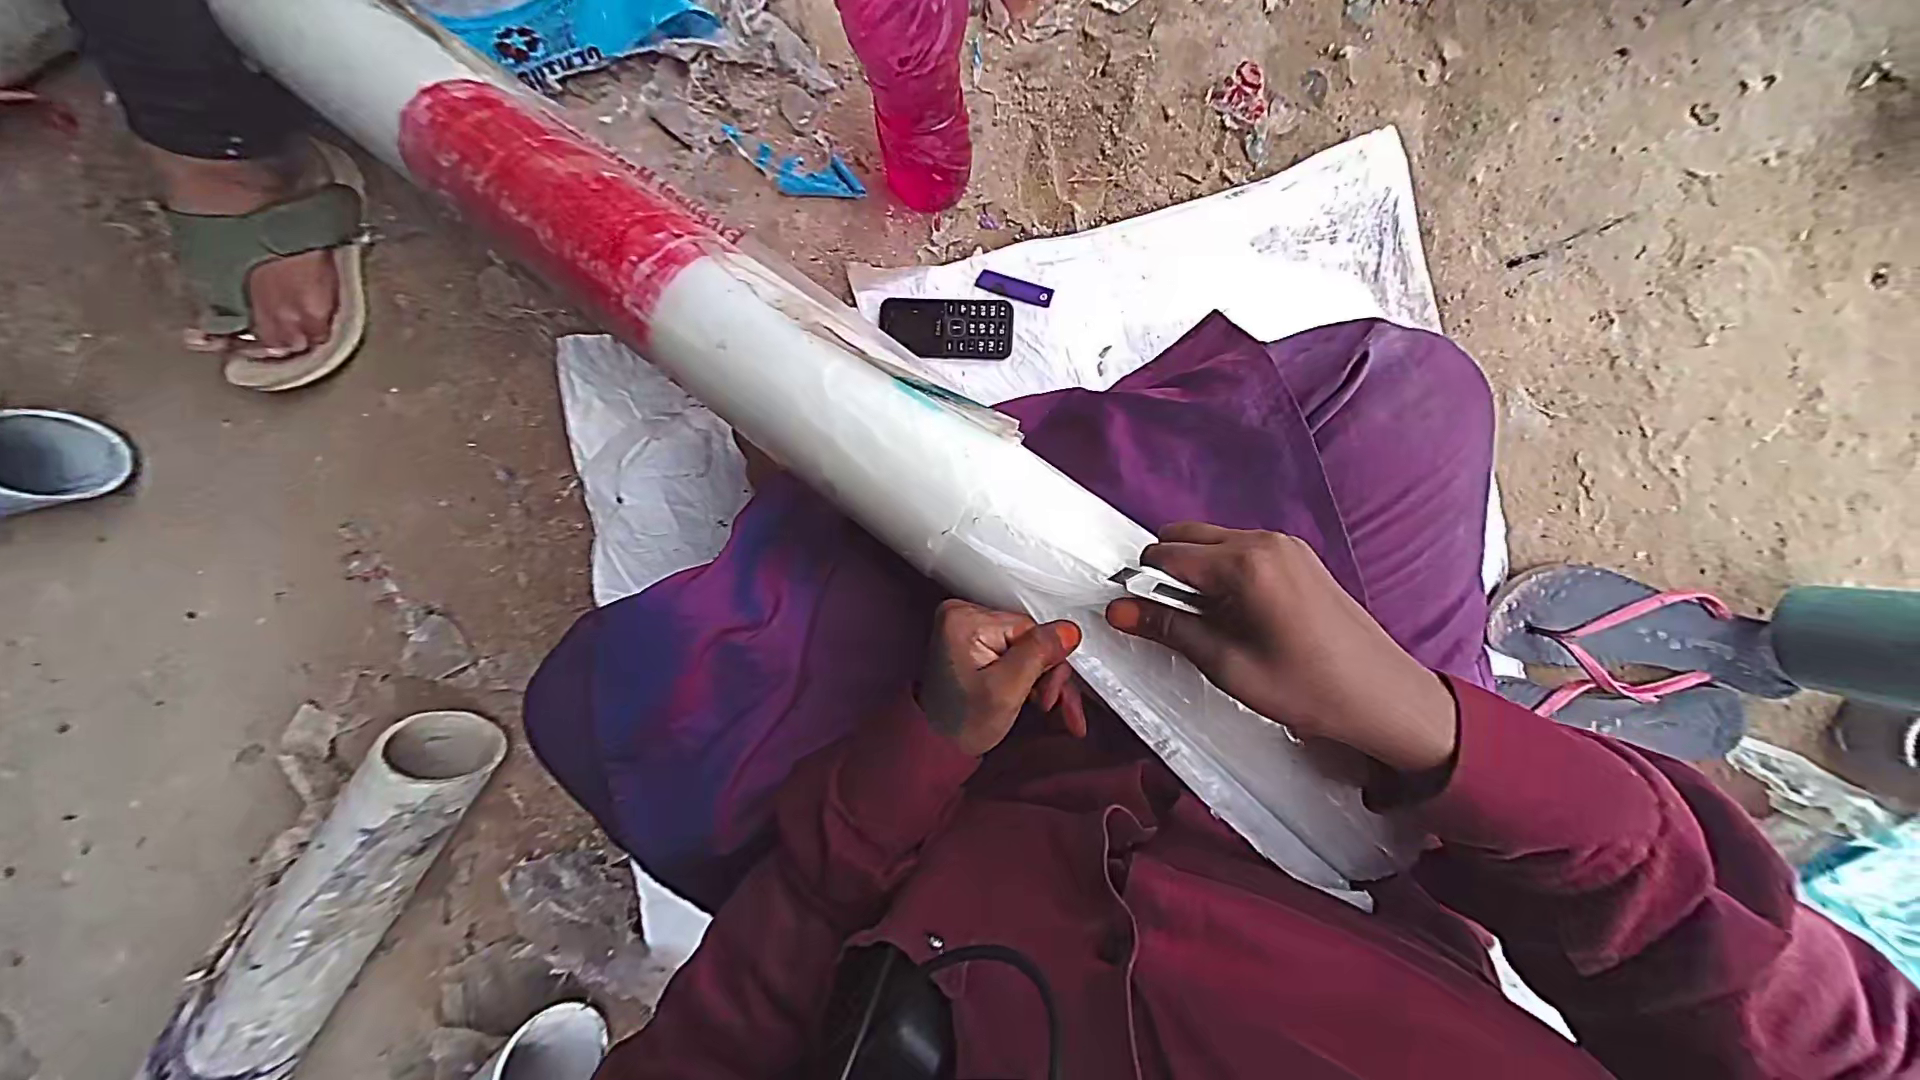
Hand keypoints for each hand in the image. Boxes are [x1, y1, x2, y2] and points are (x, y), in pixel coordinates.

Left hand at [919, 600, 1081, 755]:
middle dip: (1047, 673)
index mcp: (965, 619)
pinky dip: (1029, 676)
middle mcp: (964, 615)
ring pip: (1027, 647)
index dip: (1046, 662)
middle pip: (1030, 638)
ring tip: (1043, 706)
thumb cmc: (959, 723)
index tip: (1050, 693)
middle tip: (1047, 703)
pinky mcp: (975, 642)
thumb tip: (1067, 630)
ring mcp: (968, 628)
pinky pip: (1015, 652)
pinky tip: (1036, 697)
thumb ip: (1038, 655)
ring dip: (1042, 678)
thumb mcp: (1005, 691)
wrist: (937, 745)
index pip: (1030, 628)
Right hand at [1105, 523, 1457, 773]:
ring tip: (1206, 620)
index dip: (1141, 584)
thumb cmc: (1310, 688)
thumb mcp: (1226, 664)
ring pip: (1208, 540)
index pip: (1165, 554)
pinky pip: (1236, 548)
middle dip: (1164, 572)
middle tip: (1172, 618)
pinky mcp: (1296, 555)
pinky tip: (1233, 612)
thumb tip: (1118, 610)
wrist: (1388, 699)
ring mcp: (1284, 544)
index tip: (1140, 615)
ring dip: (1192, 572)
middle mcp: (1264, 541)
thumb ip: (1167, 628)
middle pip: (1183, 536)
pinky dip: (1218, 571)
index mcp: (1246, 564)